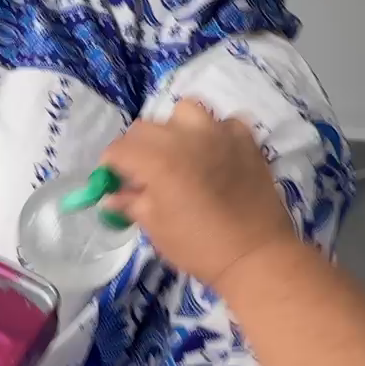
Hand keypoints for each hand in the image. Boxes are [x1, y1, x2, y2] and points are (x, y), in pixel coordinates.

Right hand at [98, 100, 297, 288]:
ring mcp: (218, 132)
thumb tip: (111, 196)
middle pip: (146, 127)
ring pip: (184, 111)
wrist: (254, 254)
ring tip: (178, 154)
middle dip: (136, 147)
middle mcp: (185, 137)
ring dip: (173, 130)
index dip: (110, 165)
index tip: (113, 180)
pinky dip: (211, 133)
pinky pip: (221, 121)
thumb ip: (131, 204)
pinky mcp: (245, 137)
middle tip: (141, 173)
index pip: (119, 149)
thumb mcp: (155, 227)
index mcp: (158, 161)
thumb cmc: (197, 246)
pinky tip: (212, 154)